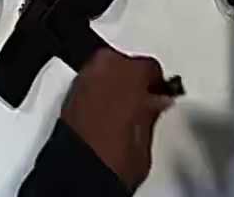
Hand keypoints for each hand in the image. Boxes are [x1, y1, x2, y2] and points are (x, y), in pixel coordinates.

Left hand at [61, 48, 176, 187]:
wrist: (77, 170)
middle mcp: (107, 64)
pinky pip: (94, 77)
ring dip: (117, 81)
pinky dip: (101, 87)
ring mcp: (87, 72)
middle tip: (142, 102)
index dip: (158, 84)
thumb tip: (156, 103)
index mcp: (132, 72)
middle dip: (135, 79)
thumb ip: (152, 112)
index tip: (160, 96)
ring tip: (123, 107)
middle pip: (128, 63)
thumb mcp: (145, 142)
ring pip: (110, 67)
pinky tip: (106, 108)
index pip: (152, 67)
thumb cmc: (113, 158)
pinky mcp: (73, 85)